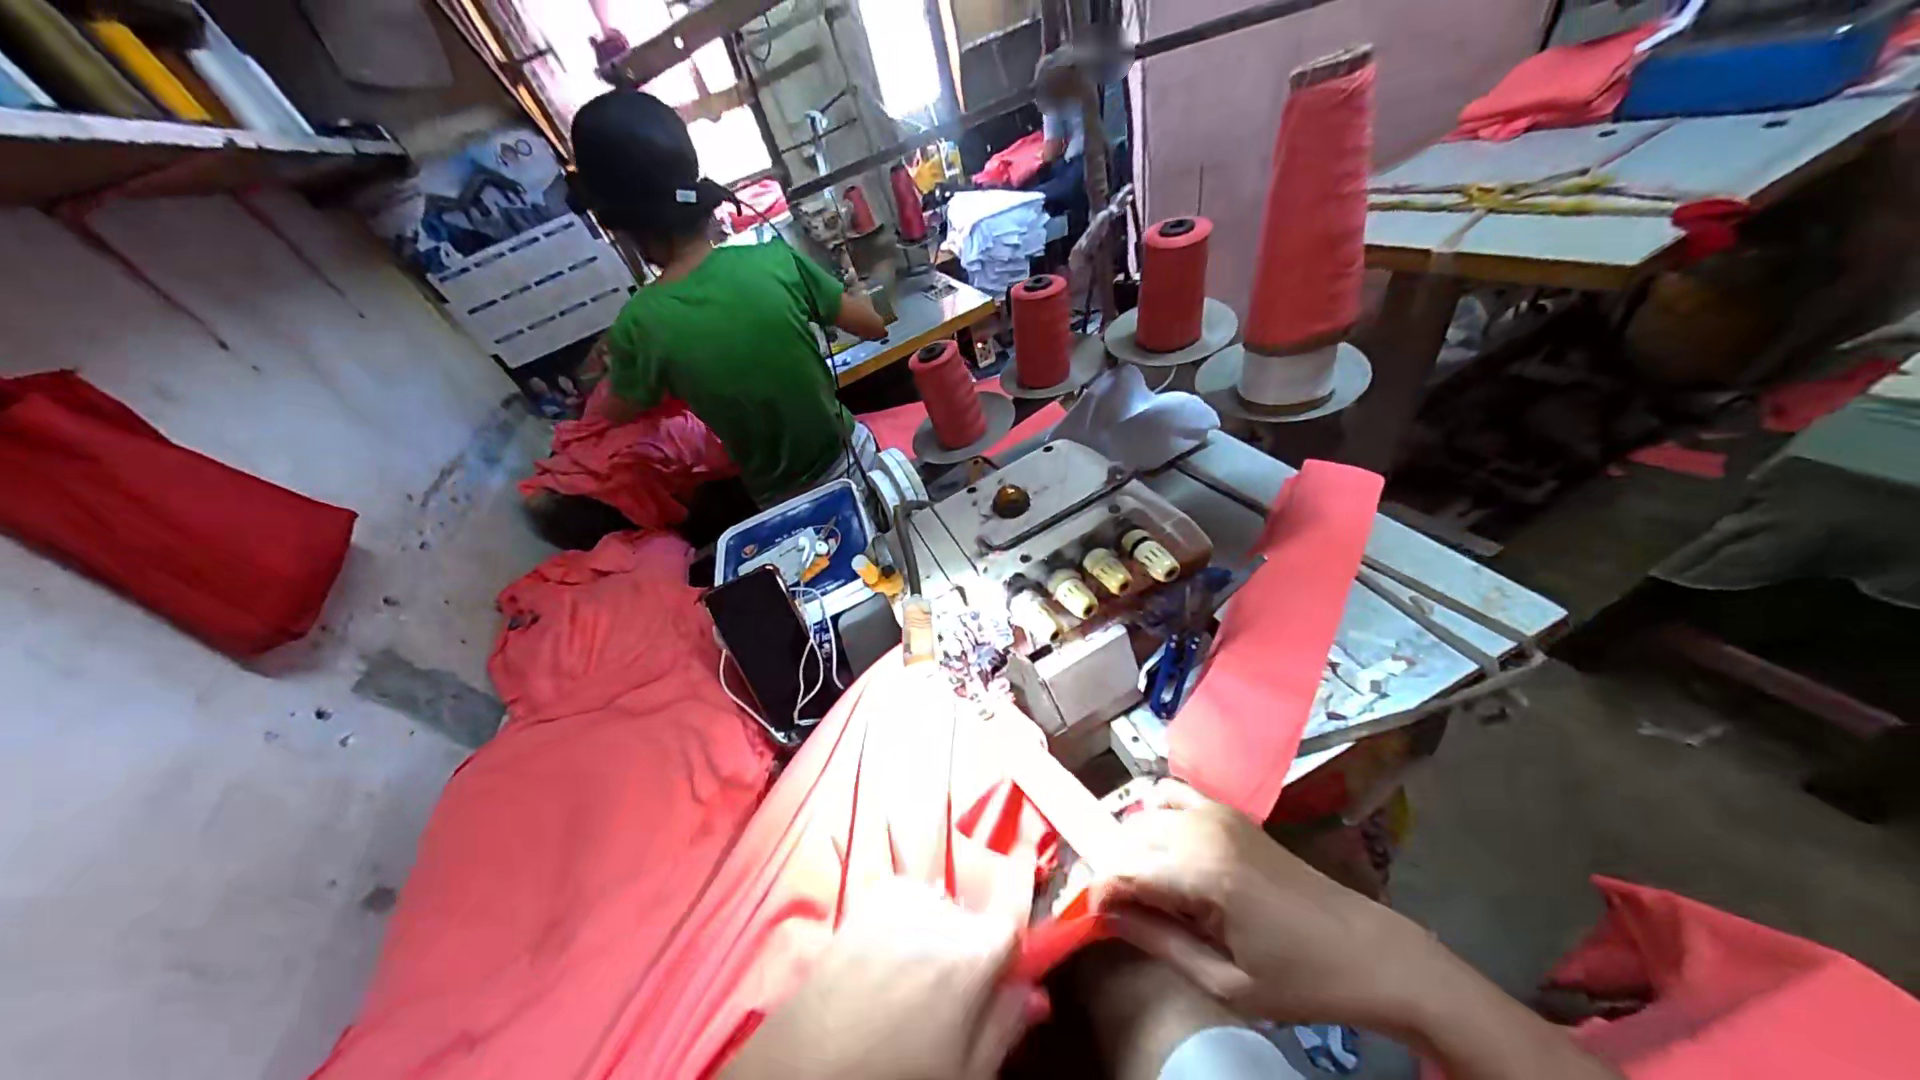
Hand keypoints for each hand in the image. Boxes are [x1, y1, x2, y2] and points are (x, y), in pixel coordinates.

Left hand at [721, 882, 1036, 1079]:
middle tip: (954, 990)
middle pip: (974, 914)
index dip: (1023, 872)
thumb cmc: (894, 1074)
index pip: (1014, 899)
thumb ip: (1005, 1022)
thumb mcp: (965, 1071)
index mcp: (974, 953)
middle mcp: (940, 912)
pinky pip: (905, 899)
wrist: (806, 1065)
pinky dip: (906, 919)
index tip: (1026, 849)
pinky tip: (887, 959)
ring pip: (939, 907)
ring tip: (910, 982)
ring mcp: (900, 899)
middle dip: (973, 942)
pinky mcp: (868, 899)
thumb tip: (1033, 991)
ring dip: (936, 931)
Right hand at [1090, 780, 1445, 1031]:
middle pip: (1128, 839)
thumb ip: (1159, 943)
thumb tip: (1107, 917)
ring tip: (1145, 888)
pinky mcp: (1229, 811)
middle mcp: (1202, 831)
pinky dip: (1154, 812)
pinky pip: (1171, 794)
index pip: (1123, 872)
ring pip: (1143, 817)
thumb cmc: (1301, 980)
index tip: (1095, 920)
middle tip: (1120, 912)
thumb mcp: (1227, 984)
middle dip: (1113, 872)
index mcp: (1204, 876)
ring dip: (1132, 848)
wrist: (1369, 950)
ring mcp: (1216, 814)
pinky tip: (1163, 843)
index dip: (1099, 895)